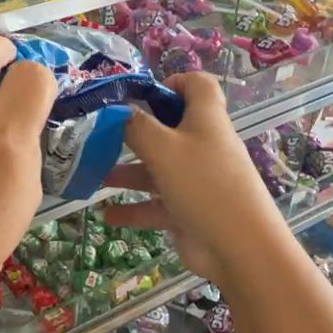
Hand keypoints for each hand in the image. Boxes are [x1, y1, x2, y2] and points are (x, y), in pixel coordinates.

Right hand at [101, 73, 285, 289]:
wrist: (240, 249)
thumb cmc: (203, 184)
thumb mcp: (163, 148)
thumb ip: (135, 126)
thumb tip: (118, 111)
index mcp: (205, 120)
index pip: (197, 86)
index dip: (172, 83)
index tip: (142, 96)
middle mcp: (202, 145)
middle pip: (168, 128)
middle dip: (133, 132)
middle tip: (102, 136)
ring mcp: (196, 180)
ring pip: (156, 168)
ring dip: (125, 172)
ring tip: (92, 176)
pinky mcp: (188, 210)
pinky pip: (155, 204)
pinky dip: (132, 208)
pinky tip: (106, 216)